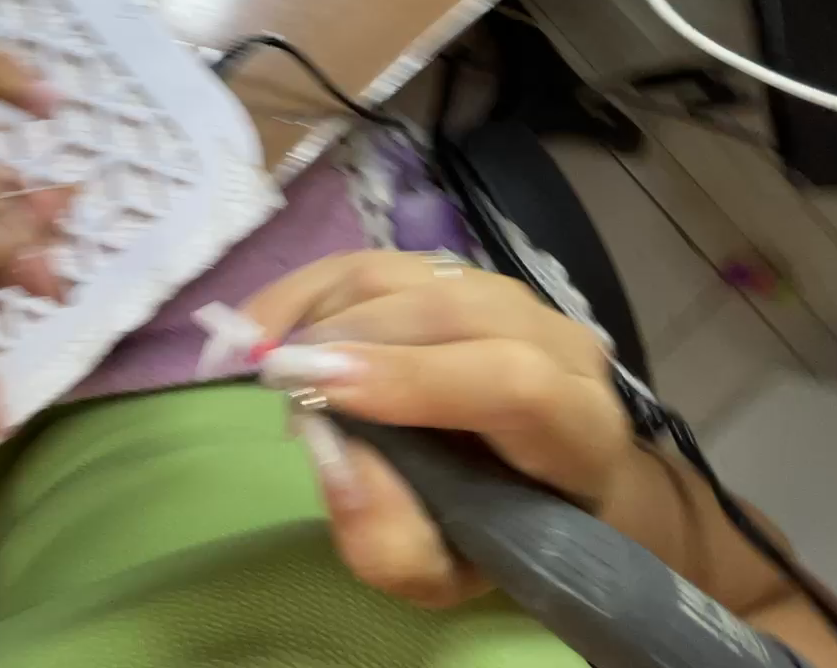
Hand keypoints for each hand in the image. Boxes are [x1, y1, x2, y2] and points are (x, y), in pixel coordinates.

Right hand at [242, 252, 631, 608]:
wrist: (523, 471)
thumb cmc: (488, 527)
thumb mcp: (444, 573)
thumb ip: (391, 542)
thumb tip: (332, 458)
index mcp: (577, 427)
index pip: (511, 382)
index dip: (412, 378)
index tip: (319, 390)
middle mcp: (550, 340)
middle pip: (446, 310)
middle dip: (347, 335)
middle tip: (270, 372)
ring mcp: (496, 291)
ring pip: (396, 276)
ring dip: (314, 309)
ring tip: (259, 352)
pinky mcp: (443, 271)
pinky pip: (363, 263)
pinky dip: (302, 291)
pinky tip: (262, 323)